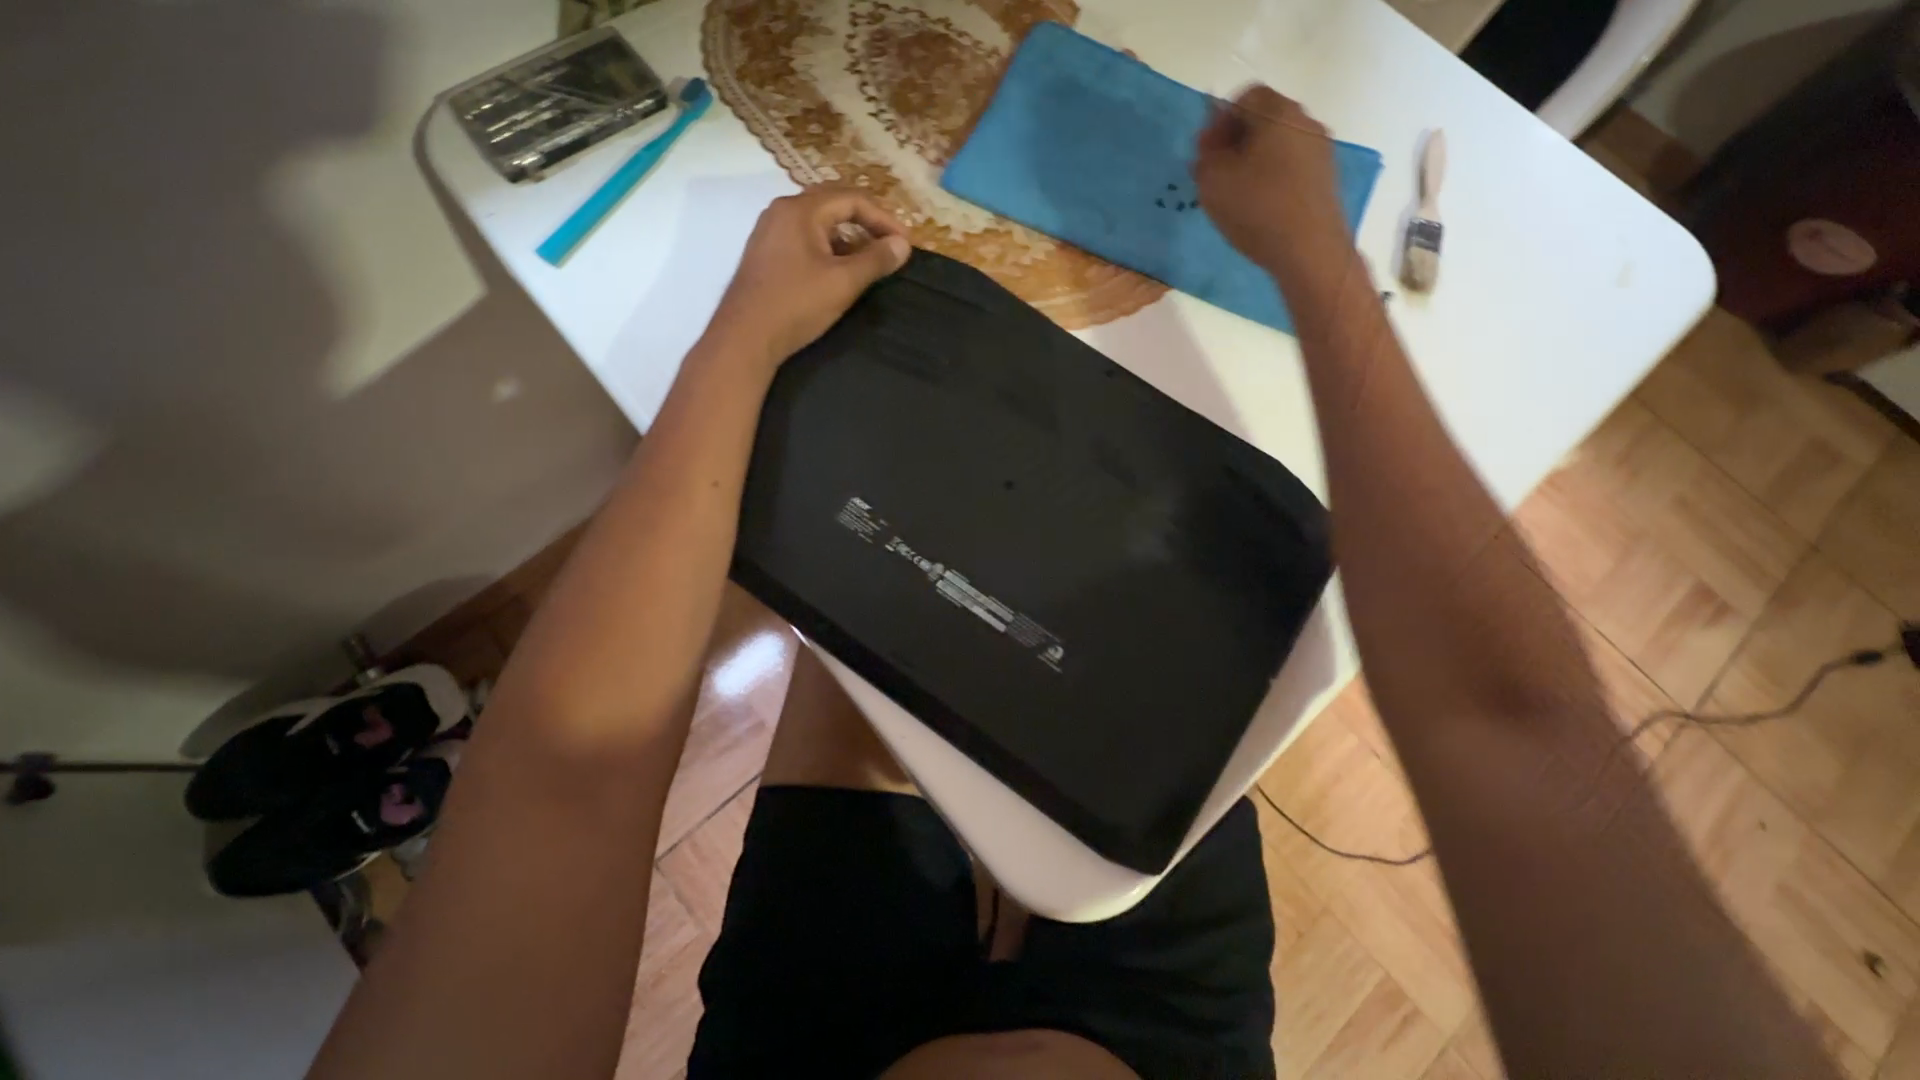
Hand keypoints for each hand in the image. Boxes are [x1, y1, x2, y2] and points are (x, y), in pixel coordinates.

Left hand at [706, 187, 911, 370]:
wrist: (744, 337)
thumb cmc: (795, 305)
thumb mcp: (843, 282)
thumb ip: (876, 260)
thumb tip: (902, 245)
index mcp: (801, 210)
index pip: (852, 199)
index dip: (884, 218)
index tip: (905, 243)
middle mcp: (782, 212)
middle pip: (833, 204)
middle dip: (866, 222)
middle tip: (890, 244)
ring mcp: (769, 232)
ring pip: (818, 223)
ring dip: (847, 237)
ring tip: (869, 262)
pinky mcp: (765, 254)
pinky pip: (803, 239)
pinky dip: (827, 248)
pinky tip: (838, 272)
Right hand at [1193, 86, 1353, 292]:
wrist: (1310, 251)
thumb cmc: (1258, 208)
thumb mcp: (1212, 181)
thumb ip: (1206, 157)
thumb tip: (1214, 150)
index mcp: (1279, 112)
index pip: (1246, 96)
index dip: (1219, 120)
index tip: (1205, 151)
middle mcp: (1306, 122)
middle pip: (1265, 120)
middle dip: (1236, 141)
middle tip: (1215, 172)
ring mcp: (1322, 151)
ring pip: (1279, 145)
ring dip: (1254, 162)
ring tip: (1235, 194)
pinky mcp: (1326, 180)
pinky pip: (1291, 168)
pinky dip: (1272, 179)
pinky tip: (1259, 207)